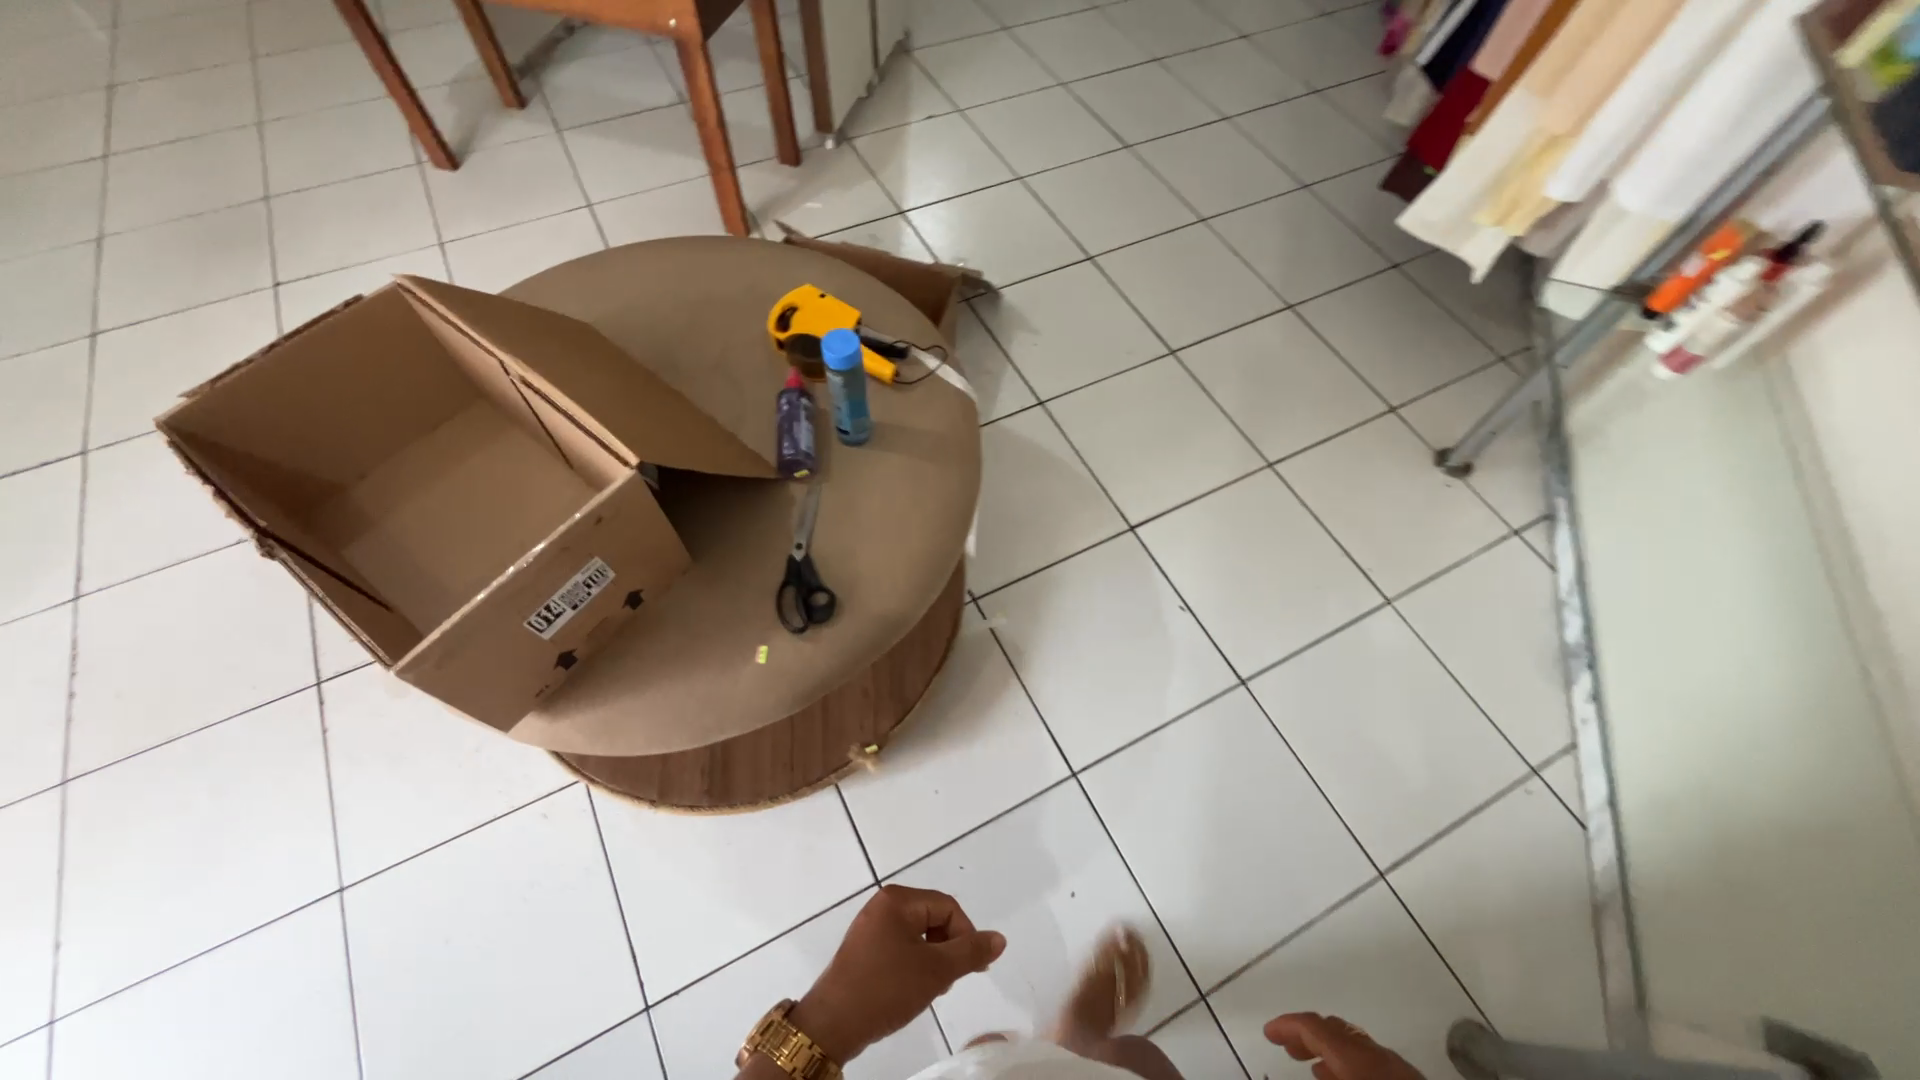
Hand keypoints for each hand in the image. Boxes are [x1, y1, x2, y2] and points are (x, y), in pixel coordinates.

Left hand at [789, 886, 1006, 1062]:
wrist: (833, 1024)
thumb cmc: (886, 989)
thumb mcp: (936, 971)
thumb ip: (970, 952)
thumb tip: (1000, 939)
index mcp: (898, 900)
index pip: (948, 907)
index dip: (965, 936)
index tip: (970, 969)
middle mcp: (882, 905)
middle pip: (933, 918)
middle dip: (948, 949)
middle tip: (949, 981)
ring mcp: (870, 927)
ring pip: (918, 935)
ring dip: (933, 959)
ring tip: (931, 988)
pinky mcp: (863, 949)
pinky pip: (900, 947)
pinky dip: (914, 964)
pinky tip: (913, 989)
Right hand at [1264, 1013, 1425, 1079]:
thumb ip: (1318, 1074)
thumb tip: (1292, 1074)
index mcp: (1356, 1056)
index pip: (1315, 1026)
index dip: (1288, 1025)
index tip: (1268, 1033)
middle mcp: (1378, 1055)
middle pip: (1337, 1031)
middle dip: (1308, 1035)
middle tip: (1286, 1048)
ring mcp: (1399, 1070)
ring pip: (1357, 1048)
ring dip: (1330, 1052)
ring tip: (1314, 1070)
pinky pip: (1374, 1065)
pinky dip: (1351, 1067)